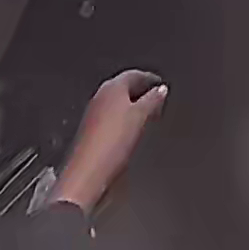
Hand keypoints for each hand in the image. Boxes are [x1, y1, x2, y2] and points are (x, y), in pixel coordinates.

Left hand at [52, 70, 167, 211]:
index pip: (134, 75)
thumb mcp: (140, 117)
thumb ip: (152, 100)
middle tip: (156, 98)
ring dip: (132, 106)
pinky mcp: (90, 131)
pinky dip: (123, 118)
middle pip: (124, 87)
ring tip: (147, 114)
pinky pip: (110, 117)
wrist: (87, 174)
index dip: (149, 78)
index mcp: (113, 87)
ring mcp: (93, 113)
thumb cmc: (112, 143)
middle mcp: (101, 96)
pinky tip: (130, 130)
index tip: (160, 83)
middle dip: (141, 91)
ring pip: (117, 103)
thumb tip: (161, 89)